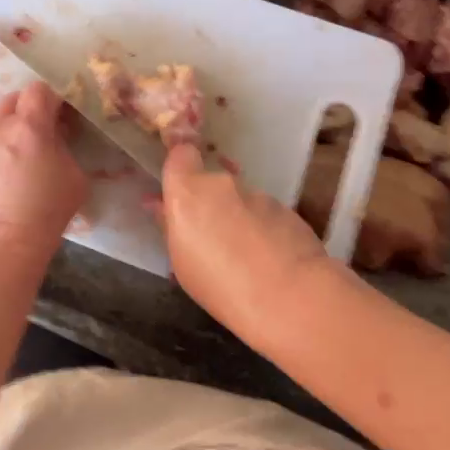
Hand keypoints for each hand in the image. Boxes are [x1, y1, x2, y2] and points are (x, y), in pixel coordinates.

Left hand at [0, 81, 89, 262]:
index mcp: (28, 126)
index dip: (55, 99)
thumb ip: (65, 147)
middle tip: (45, 130)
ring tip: (24, 150)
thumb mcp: (74, 177)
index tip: (65, 116)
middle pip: (14, 99)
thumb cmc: (45, 213)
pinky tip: (8, 170)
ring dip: (11, 125)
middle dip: (31, 109)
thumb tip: (56, 138)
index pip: (40, 90)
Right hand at [158, 145, 335, 344]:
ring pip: (240, 201)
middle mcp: (223, 184)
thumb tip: (159, 205)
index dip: (181, 163)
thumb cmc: (220, 282)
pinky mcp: (287, 210)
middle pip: (211, 182)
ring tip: (244, 257)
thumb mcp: (181, 261)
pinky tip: (270, 261)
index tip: (179, 184)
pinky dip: (263, 231)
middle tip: (211, 236)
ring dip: (238, 219)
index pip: (181, 153)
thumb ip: (170, 226)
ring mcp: (258, 195)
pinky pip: (265, 215)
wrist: (290, 296)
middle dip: (210, 202)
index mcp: (188, 191)